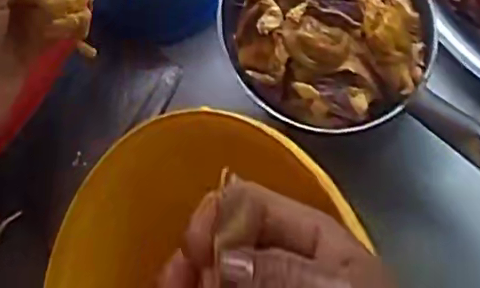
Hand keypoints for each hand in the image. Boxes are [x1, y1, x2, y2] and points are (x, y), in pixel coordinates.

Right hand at [158, 180, 394, 287]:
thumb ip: (283, 269)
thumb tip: (223, 255)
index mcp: (308, 230)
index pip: (247, 199)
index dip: (215, 219)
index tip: (194, 252)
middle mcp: (286, 251)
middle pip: (225, 234)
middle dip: (194, 251)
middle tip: (171, 279)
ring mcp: (275, 278)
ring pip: (221, 266)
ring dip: (192, 272)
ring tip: (172, 286)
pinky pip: (230, 284)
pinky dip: (203, 284)